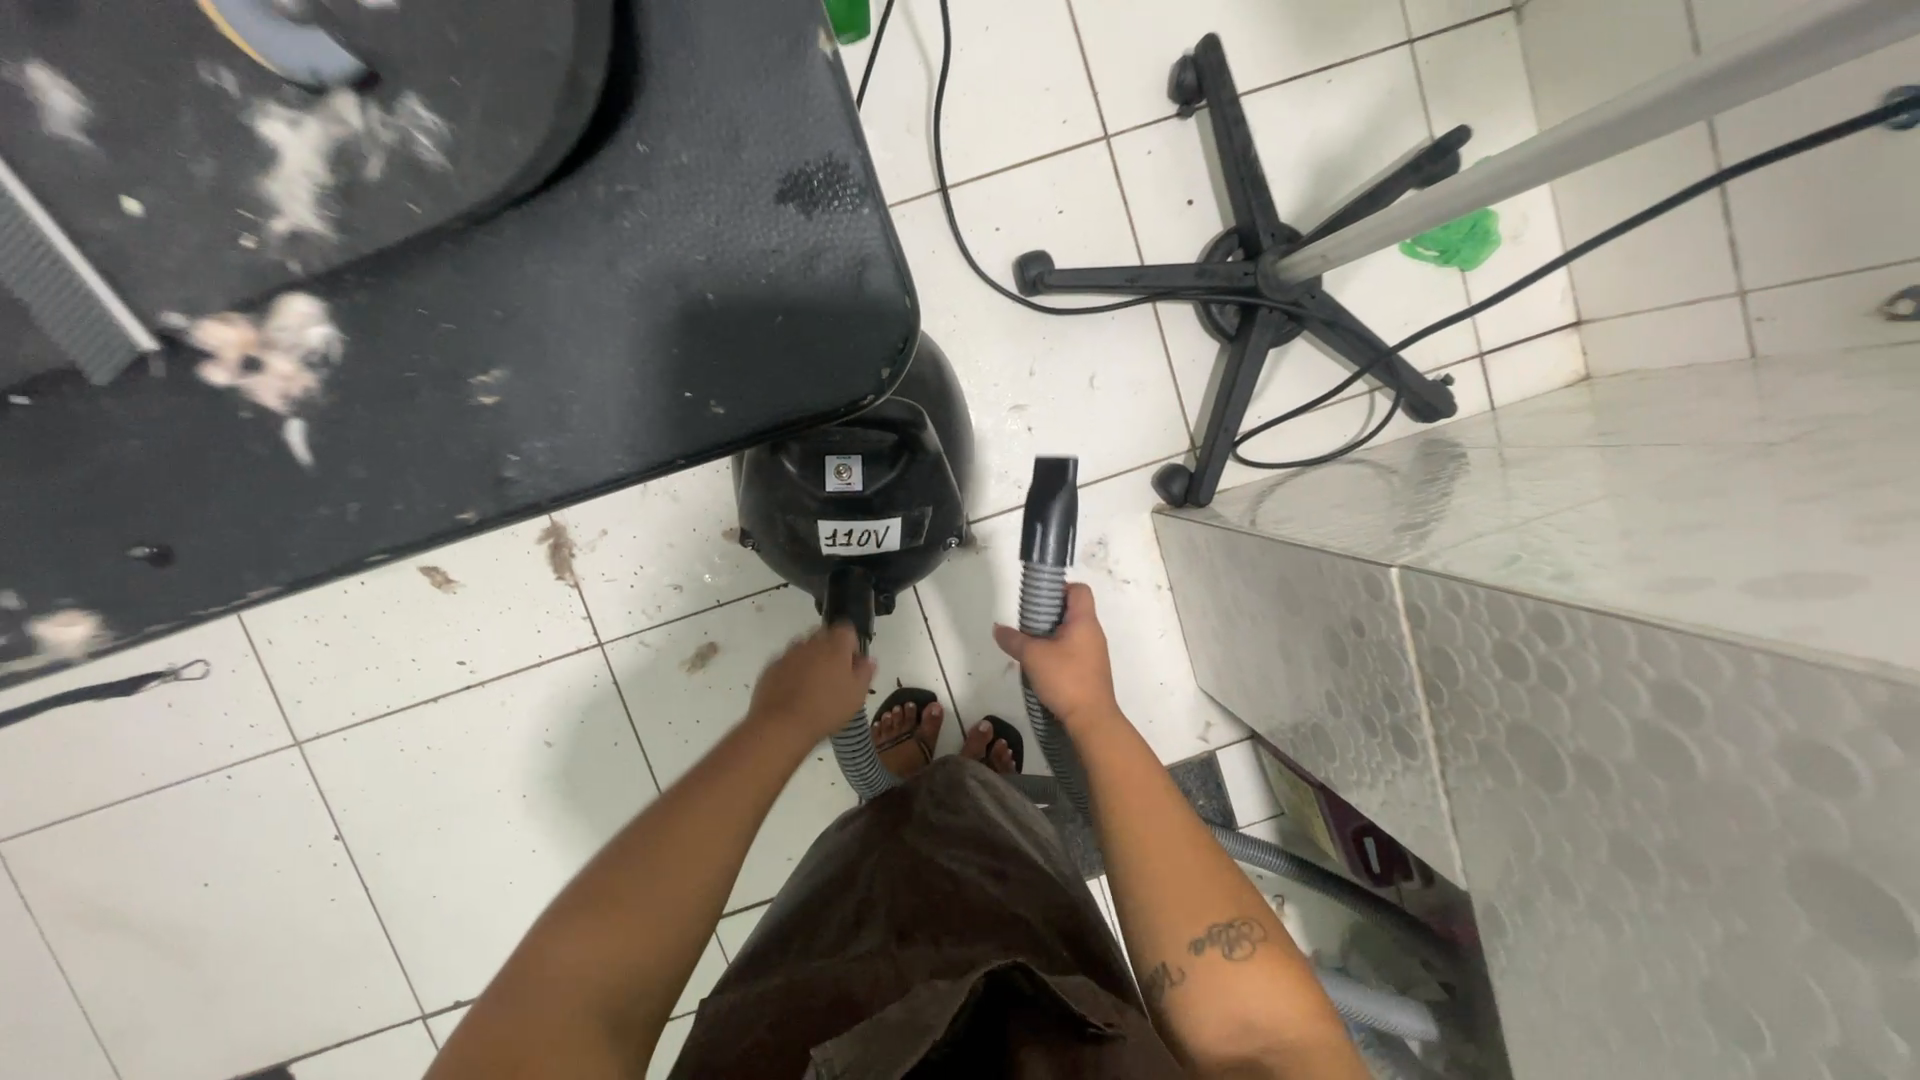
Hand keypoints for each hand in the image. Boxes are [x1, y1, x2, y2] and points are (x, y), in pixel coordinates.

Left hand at [747, 623, 877, 743]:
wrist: (782, 725)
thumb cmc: (826, 710)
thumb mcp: (857, 695)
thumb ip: (865, 672)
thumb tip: (868, 660)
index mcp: (835, 646)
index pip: (847, 629)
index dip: (851, 644)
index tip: (852, 664)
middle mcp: (811, 643)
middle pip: (824, 636)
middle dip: (830, 650)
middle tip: (834, 675)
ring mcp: (788, 654)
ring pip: (803, 648)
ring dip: (810, 659)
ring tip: (812, 685)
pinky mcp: (771, 667)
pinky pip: (786, 662)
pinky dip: (792, 670)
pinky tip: (794, 692)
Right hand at [992, 583, 1120, 732]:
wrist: (1091, 719)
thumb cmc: (1065, 679)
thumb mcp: (1032, 656)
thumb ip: (1013, 640)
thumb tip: (998, 629)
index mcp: (1084, 621)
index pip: (1079, 589)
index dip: (1059, 588)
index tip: (1038, 600)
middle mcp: (1093, 633)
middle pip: (1072, 610)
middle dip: (1048, 614)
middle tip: (1027, 624)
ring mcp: (1094, 653)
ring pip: (1071, 632)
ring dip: (1051, 635)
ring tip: (1031, 647)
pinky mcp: (1091, 670)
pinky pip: (1073, 650)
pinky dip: (1058, 652)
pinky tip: (1042, 666)